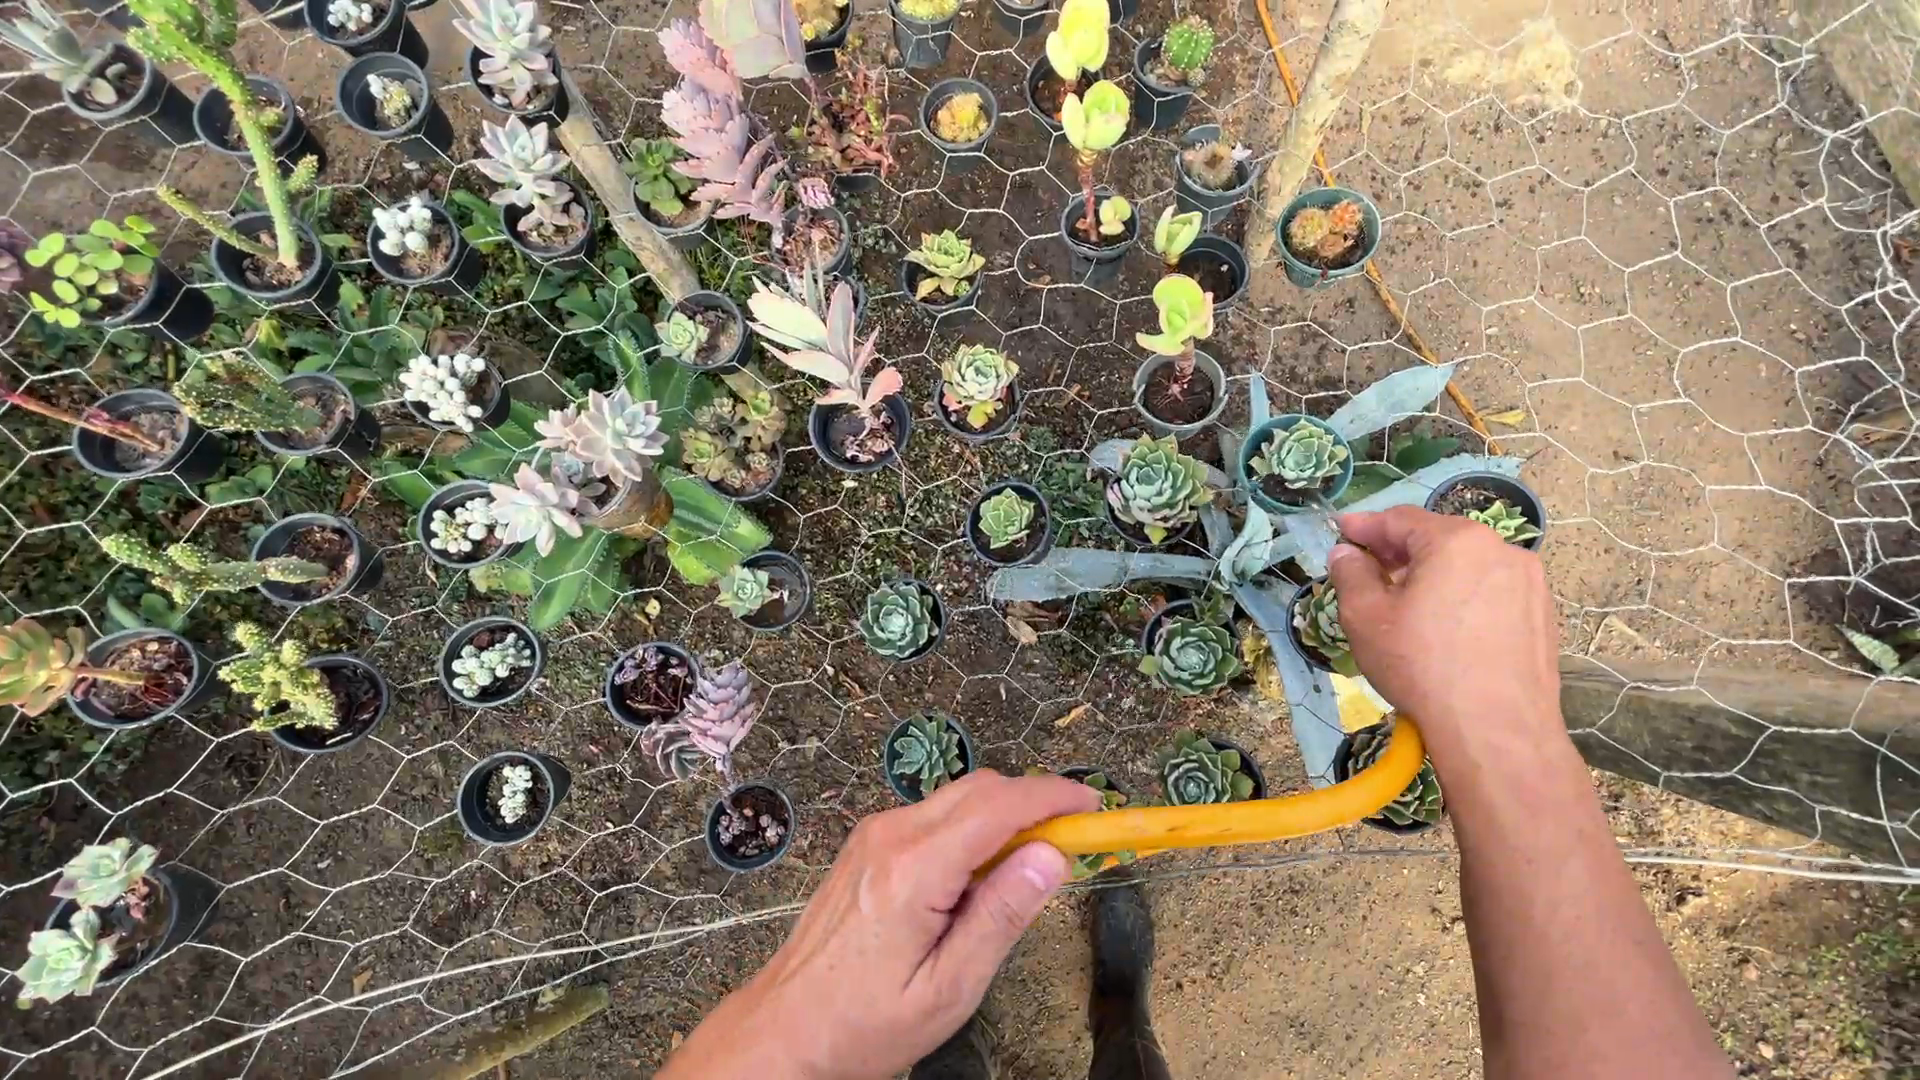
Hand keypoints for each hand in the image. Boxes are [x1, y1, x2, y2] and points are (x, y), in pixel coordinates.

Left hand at [659, 771, 1100, 1079]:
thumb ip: (1001, 916)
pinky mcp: (870, 839)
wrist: (784, 1027)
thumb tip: (1051, 856)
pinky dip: (972, 825)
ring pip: (958, 796)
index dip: (1052, 796)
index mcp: (914, 868)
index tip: (1093, 804)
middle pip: (980, 788)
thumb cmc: (867, 1022)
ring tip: (1027, 865)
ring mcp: (876, 831)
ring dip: (1003, 814)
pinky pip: (936, 814)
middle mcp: (892, 832)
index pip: (998, 806)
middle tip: (1072, 839)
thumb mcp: (949, 988)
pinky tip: (979, 873)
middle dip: (1033, 801)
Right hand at [1327, 506, 1561, 763]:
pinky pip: (1488, 589)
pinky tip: (1439, 624)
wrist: (1495, 729)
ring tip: (1400, 599)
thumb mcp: (1365, 616)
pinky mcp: (1542, 614)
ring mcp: (1529, 582)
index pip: (1400, 519)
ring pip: (1465, 564)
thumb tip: (1346, 554)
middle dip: (1397, 549)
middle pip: (1437, 537)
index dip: (1364, 525)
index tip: (1339, 531)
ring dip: (1429, 572)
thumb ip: (1351, 574)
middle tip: (1364, 567)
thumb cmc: (1420, 664)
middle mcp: (1501, 549)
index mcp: (1456, 541)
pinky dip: (1458, 594)